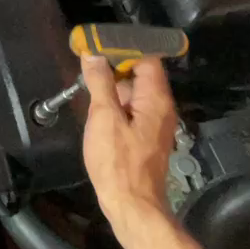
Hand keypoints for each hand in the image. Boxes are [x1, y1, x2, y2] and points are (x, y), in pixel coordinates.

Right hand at [80, 54, 178, 238]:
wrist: (131, 204)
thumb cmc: (118, 161)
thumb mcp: (104, 117)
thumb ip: (100, 83)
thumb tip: (94, 56)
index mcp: (156, 101)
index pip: (148, 60)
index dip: (124, 48)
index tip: (99, 44)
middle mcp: (161, 109)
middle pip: (141, 75)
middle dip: (115, 65)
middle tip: (87, 61)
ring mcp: (155, 124)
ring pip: (135, 93)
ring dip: (113, 84)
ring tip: (87, 80)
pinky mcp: (145, 137)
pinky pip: (132, 109)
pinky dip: (116, 101)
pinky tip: (96, 105)